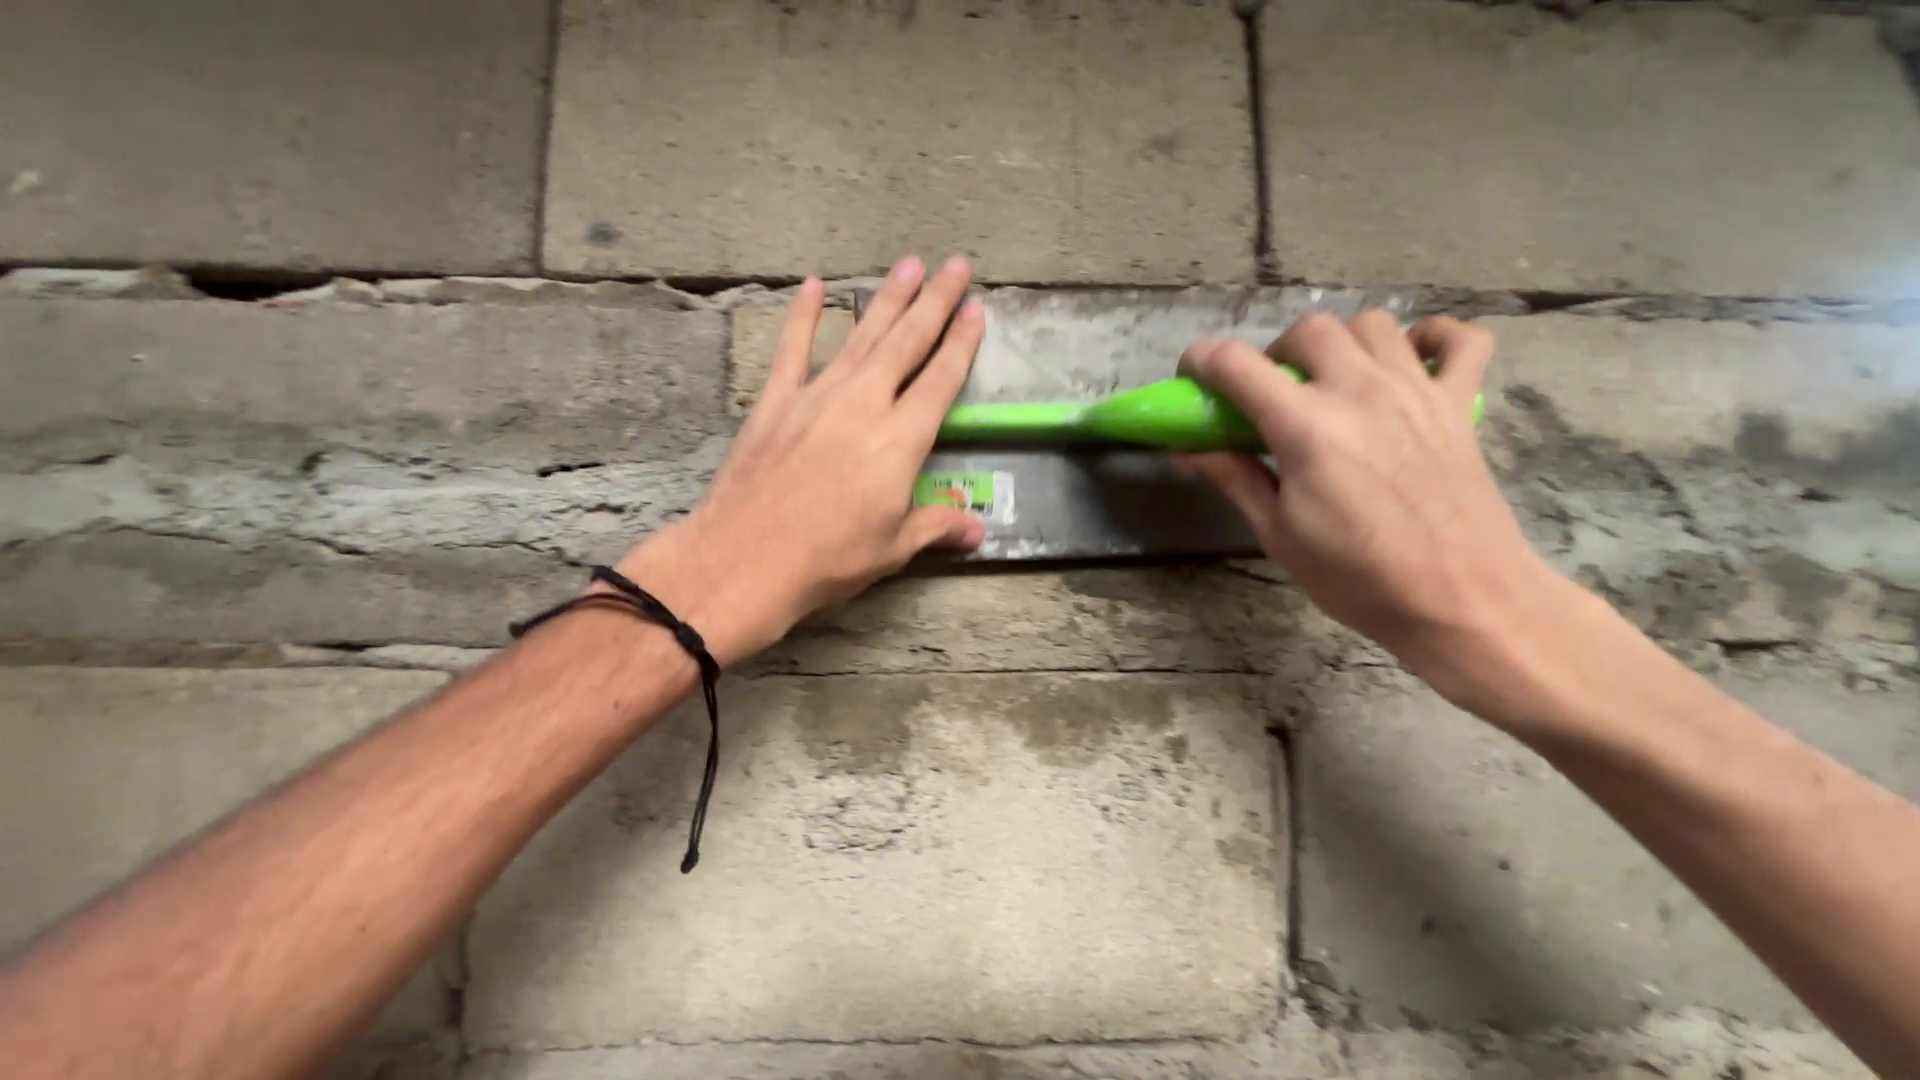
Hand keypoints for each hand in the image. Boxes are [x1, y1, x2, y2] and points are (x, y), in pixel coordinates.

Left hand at [615, 255, 985, 665]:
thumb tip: (978, 532)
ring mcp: (817, 396)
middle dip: (935, 301)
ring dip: (886, 299)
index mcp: (901, 440)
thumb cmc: (829, 557)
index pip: (941, 380)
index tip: (976, 310)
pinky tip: (813, 286)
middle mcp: (865, 404)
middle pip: (907, 342)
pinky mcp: (776, 400)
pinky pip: (792, 348)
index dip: (961, 343)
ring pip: (861, 336)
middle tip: (955, 265)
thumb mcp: (893, 548)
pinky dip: (804, 316)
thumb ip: (936, 526)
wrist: (747, 556)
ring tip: (909, 264)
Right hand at [1176, 312, 1566, 707]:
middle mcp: (1361, 392)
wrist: (1462, 602)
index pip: (1237, 365)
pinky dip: (1434, 337)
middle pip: (1308, 330)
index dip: (1202, 360)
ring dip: (1340, 342)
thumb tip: (1187, 450)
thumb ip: (1234, 479)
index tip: (1193, 378)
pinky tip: (1411, 361)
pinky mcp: (1461, 404)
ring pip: (1372, 324)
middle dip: (1275, 351)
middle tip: (1269, 393)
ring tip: (1330, 380)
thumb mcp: (1279, 535)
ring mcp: (1417, 392)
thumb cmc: (1359, 578)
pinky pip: (1461, 339)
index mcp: (1307, 429)